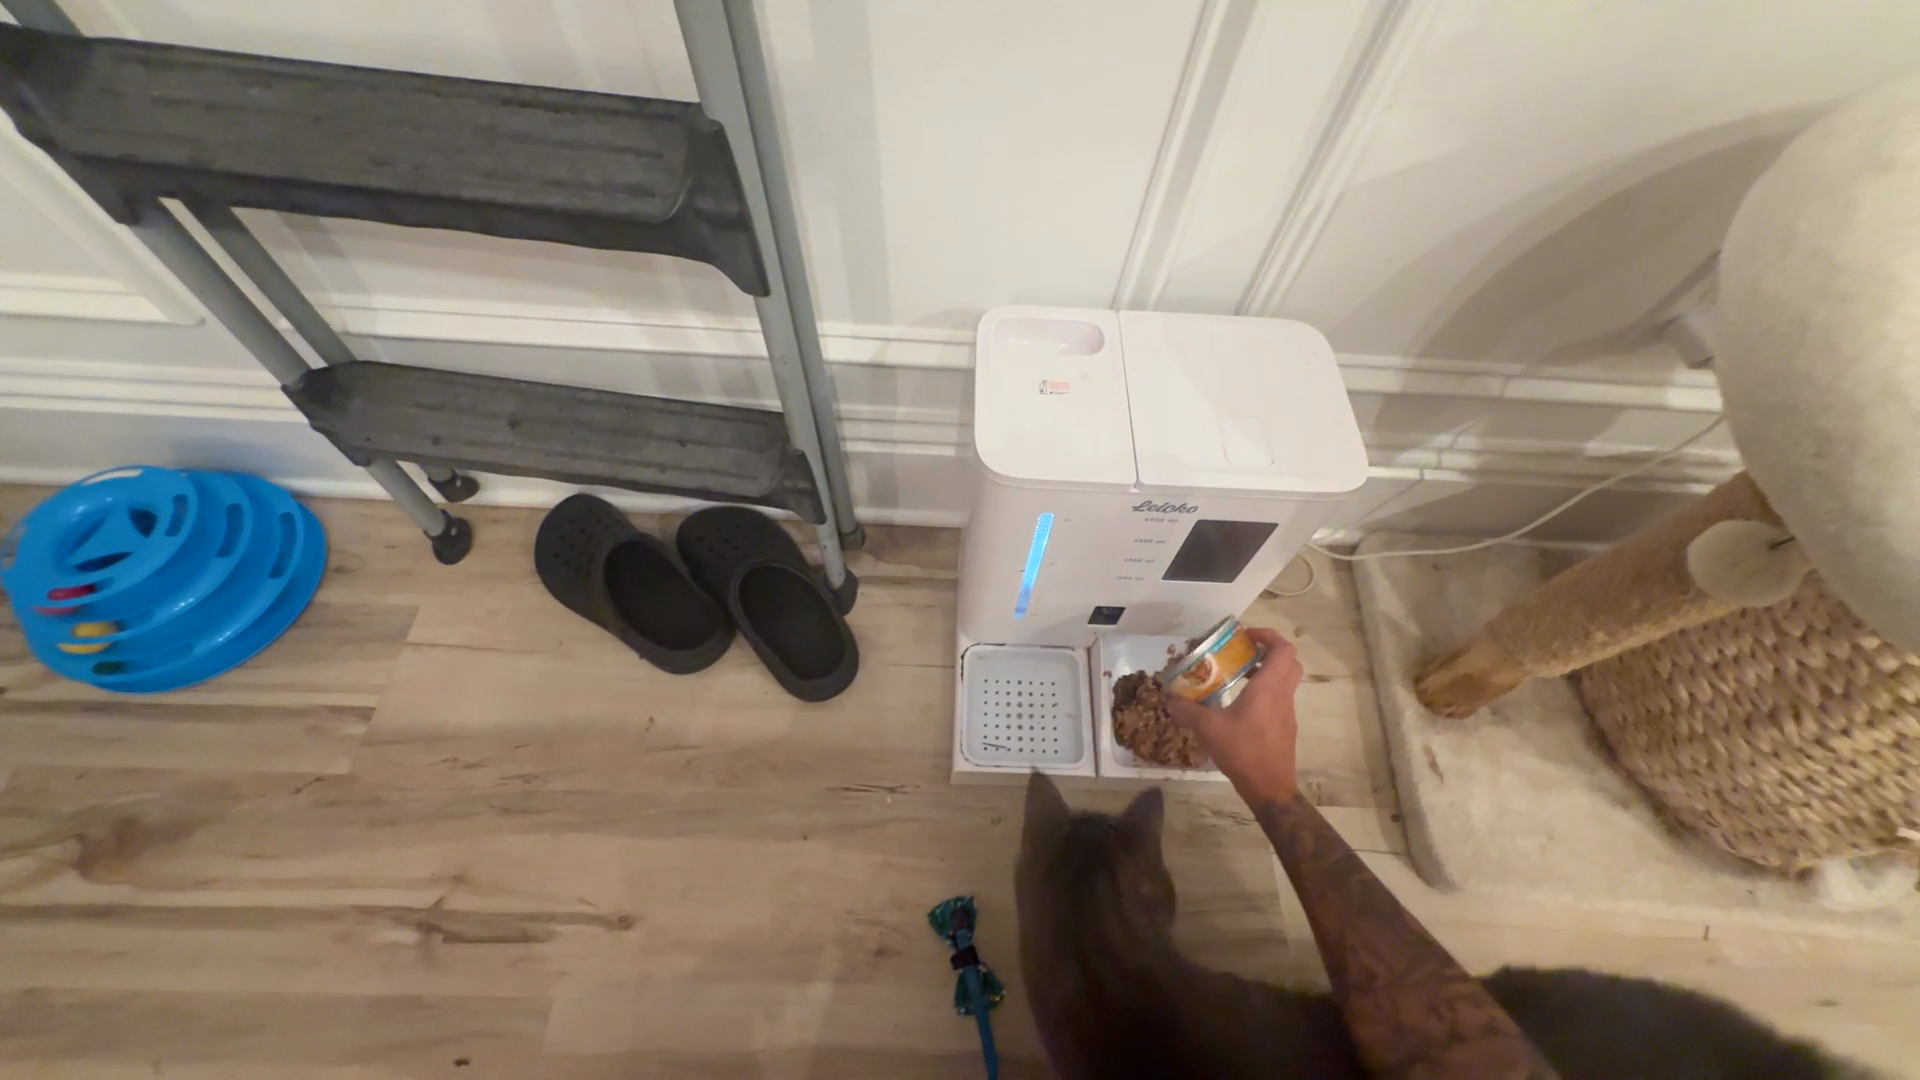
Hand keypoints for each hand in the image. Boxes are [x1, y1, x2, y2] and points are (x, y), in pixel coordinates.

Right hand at [1166, 626, 1304, 804]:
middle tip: (1244, 652)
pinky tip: (1239, 704)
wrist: (1269, 788)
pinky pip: (1279, 698)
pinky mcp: (1284, 727)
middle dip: (1269, 650)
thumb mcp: (1208, 728)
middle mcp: (1282, 696)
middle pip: (1289, 662)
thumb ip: (1187, 711)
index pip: (1282, 649)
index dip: (1268, 635)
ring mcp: (1287, 712)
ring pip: (1286, 680)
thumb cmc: (1243, 751)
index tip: (1245, 636)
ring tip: (1237, 675)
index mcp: (1268, 688)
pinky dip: (1264, 691)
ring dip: (1266, 671)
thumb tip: (1169, 700)